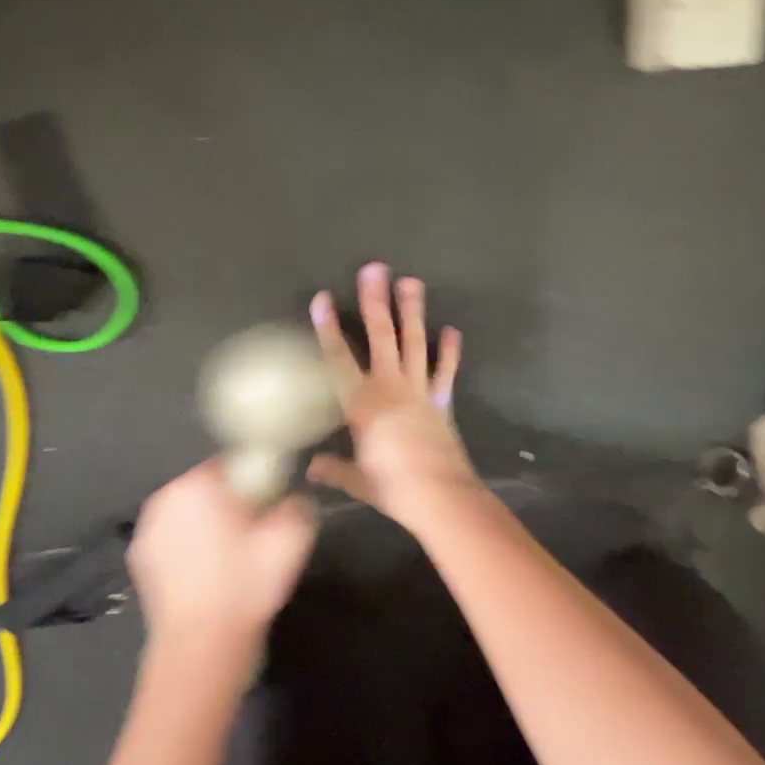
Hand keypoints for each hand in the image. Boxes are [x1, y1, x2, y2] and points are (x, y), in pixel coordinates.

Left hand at [128, 460, 316, 670]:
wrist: (202, 645)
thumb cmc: (246, 585)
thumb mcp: (290, 540)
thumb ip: (296, 505)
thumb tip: (295, 496)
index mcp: (196, 484)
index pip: (230, 466)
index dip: (253, 484)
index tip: (268, 507)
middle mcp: (164, 499)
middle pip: (206, 490)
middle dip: (228, 505)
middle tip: (254, 534)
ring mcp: (147, 531)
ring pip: (188, 517)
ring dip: (207, 527)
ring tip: (232, 559)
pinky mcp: (140, 562)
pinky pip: (173, 543)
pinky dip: (188, 551)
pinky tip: (209, 576)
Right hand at [307, 262, 479, 519]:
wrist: (441, 496)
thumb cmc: (393, 487)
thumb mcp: (357, 480)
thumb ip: (334, 468)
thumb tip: (312, 468)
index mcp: (361, 403)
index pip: (338, 359)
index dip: (328, 328)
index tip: (322, 299)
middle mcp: (390, 387)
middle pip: (381, 336)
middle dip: (376, 301)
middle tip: (375, 268)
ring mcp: (419, 391)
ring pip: (414, 343)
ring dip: (412, 311)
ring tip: (411, 282)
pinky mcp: (442, 401)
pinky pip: (446, 371)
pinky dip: (450, 351)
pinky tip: (453, 330)